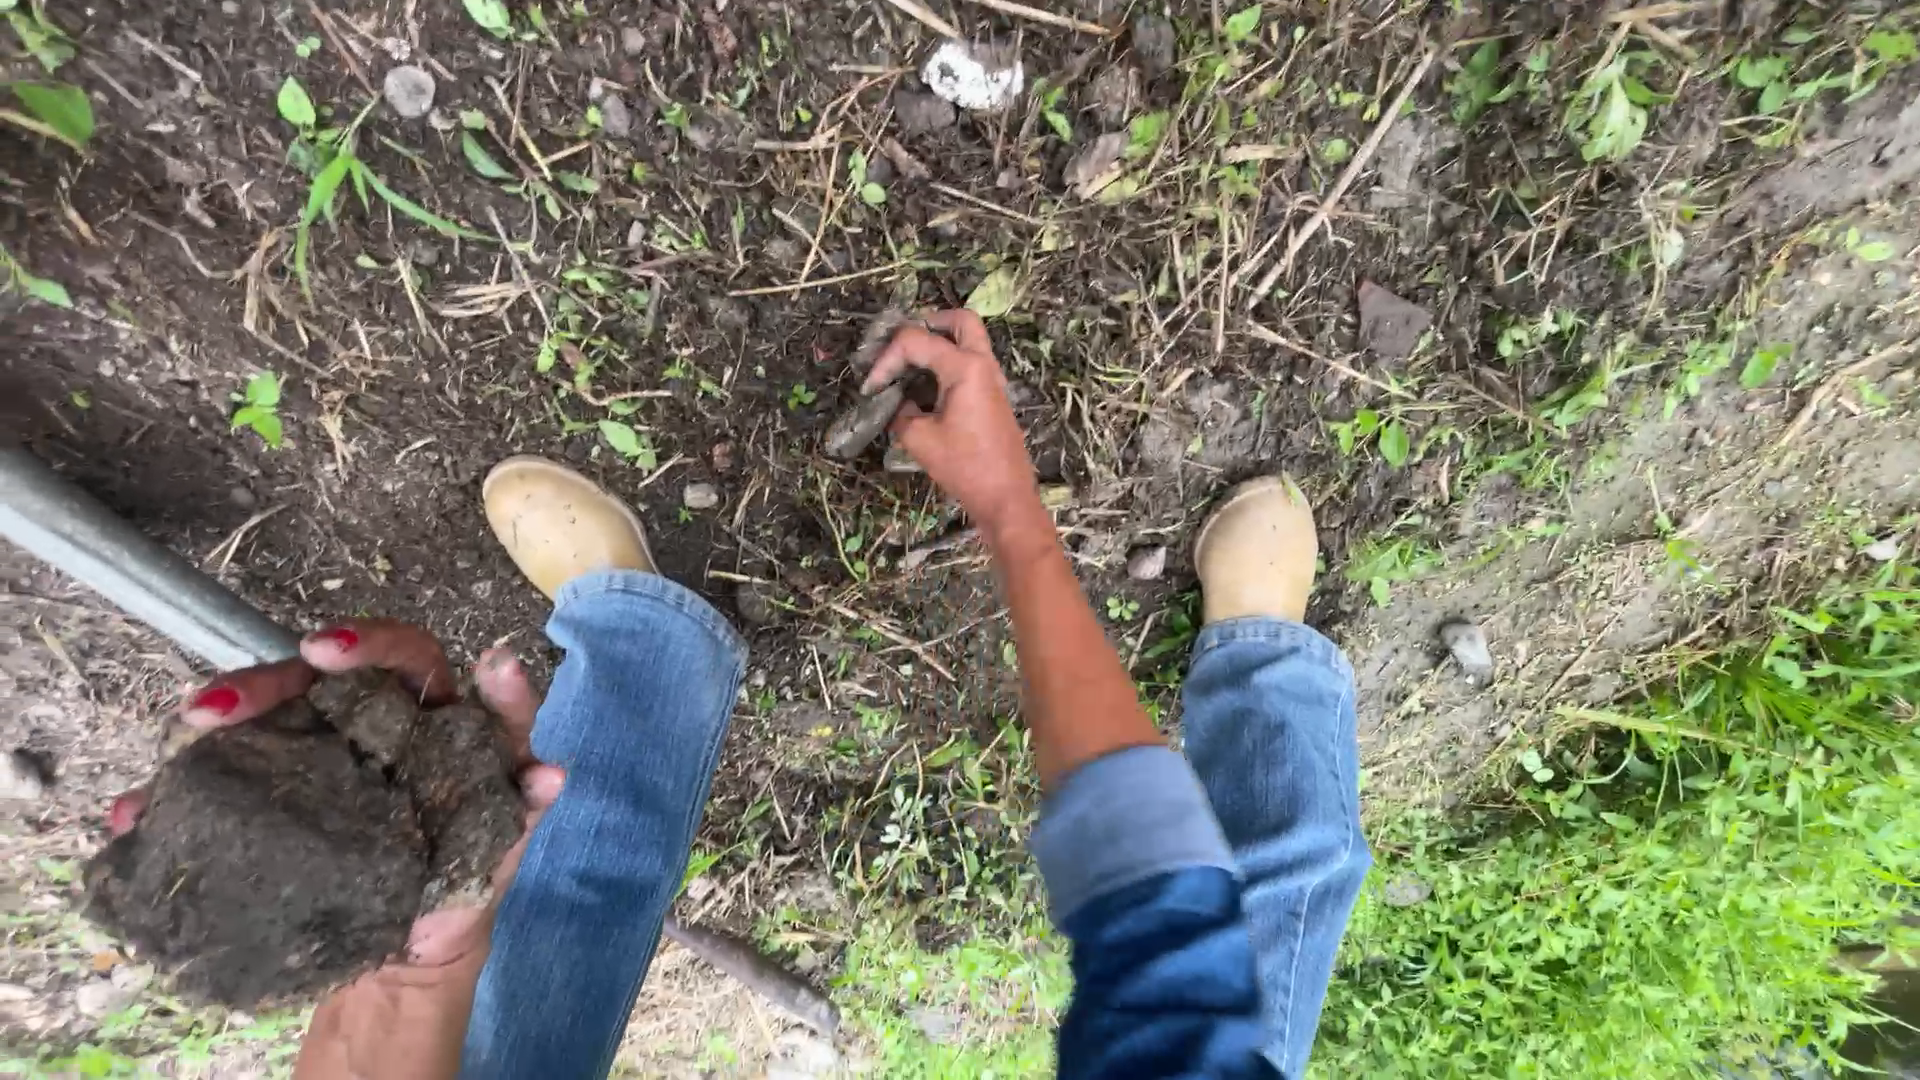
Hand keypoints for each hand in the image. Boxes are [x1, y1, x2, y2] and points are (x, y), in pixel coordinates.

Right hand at [110, 620, 562, 1079]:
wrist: (401, 957)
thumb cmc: (461, 886)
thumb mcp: (496, 849)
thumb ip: (522, 808)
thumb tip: (553, 774)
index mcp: (444, 729)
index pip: (425, 667)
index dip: (401, 645)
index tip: (362, 646)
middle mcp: (386, 728)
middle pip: (351, 673)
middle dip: (319, 658)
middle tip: (291, 665)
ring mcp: (324, 756)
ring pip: (285, 706)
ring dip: (244, 699)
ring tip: (203, 716)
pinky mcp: (273, 796)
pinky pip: (226, 778)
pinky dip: (181, 785)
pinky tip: (143, 804)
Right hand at [862, 309, 1042, 543]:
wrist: (1005, 497)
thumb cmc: (964, 468)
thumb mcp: (919, 439)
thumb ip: (900, 412)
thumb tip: (895, 403)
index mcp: (965, 367)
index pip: (915, 341)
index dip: (886, 360)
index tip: (872, 388)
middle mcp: (984, 364)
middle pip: (959, 321)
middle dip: (927, 325)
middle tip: (902, 348)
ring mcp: (993, 380)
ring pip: (970, 340)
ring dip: (940, 344)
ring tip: (911, 366)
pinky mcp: (994, 398)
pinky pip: (972, 364)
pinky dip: (949, 364)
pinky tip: (927, 388)